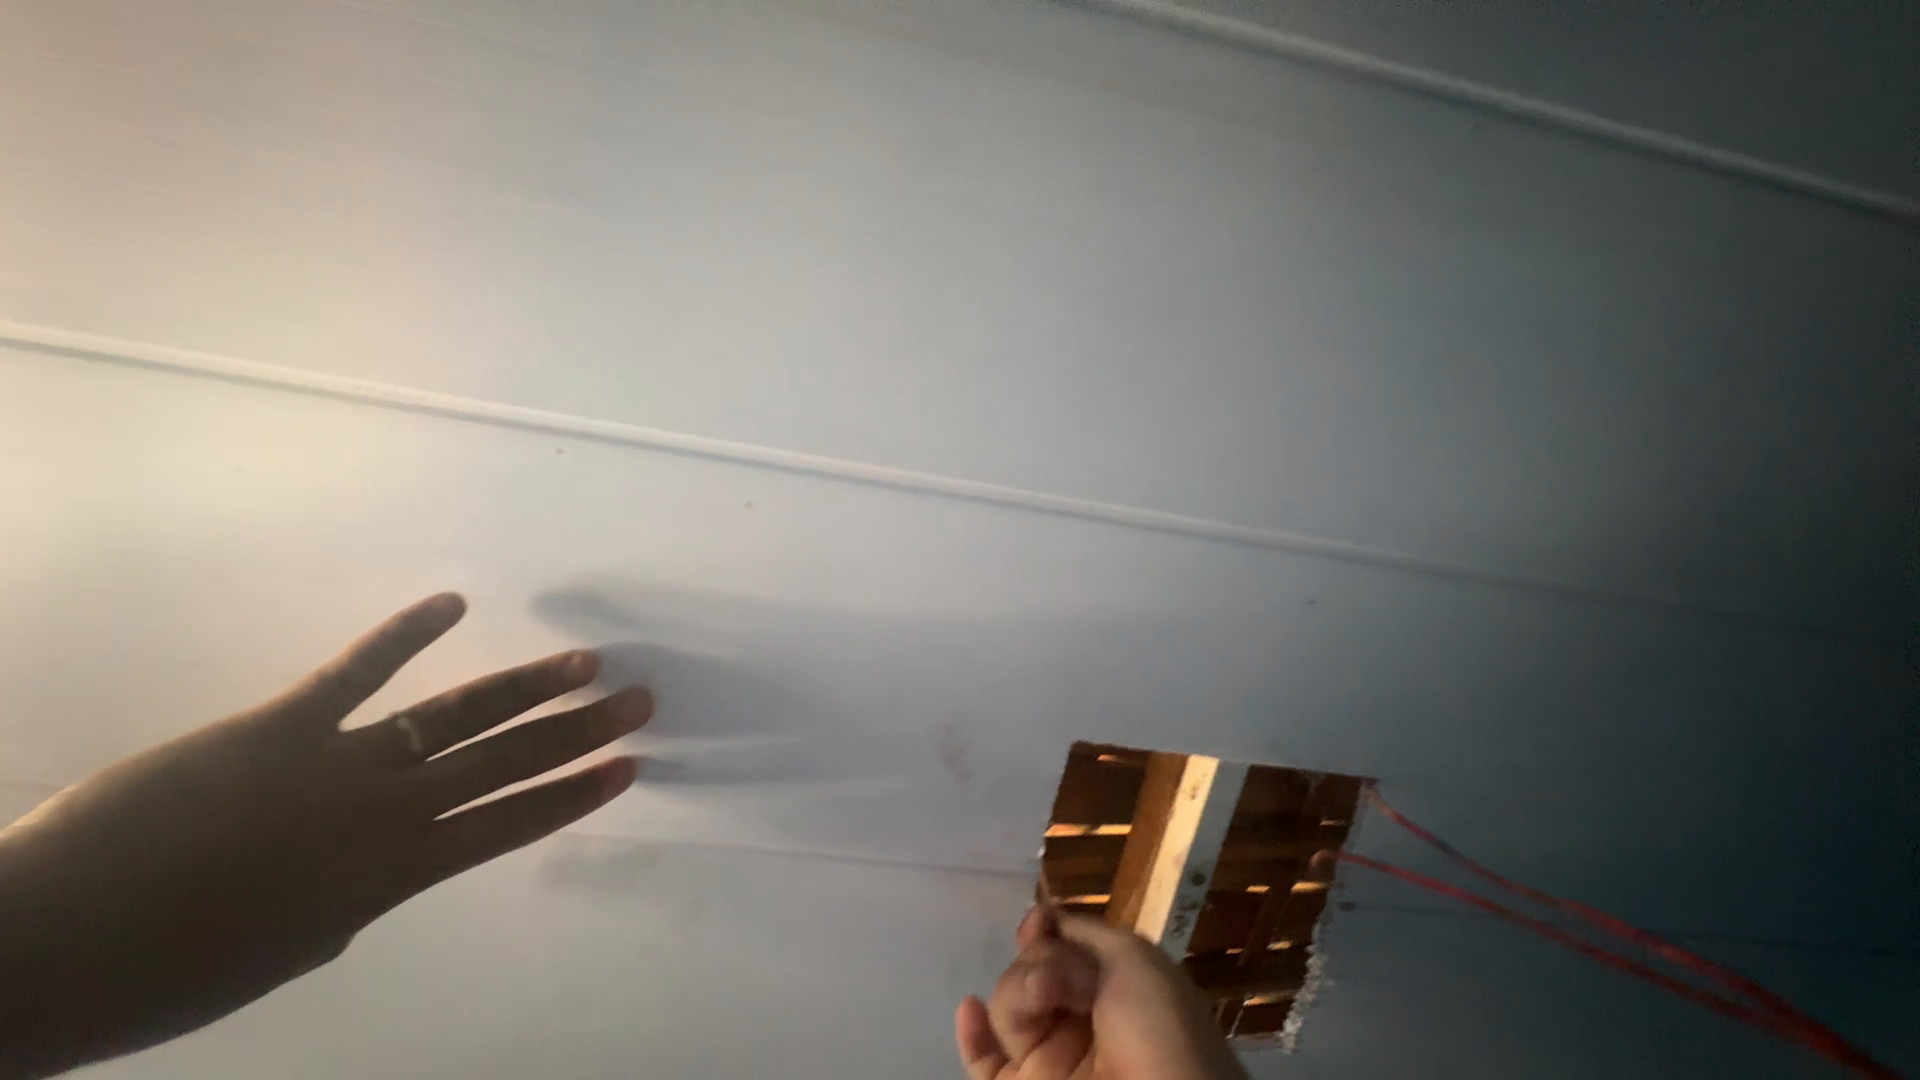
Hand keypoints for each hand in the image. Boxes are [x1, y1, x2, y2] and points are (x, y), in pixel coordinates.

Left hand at [0, 594, 651, 1079]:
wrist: (35, 946)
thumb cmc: (167, 972)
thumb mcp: (290, 950)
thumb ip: (351, 901)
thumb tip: (376, 864)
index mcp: (393, 873)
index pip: (513, 825)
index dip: (577, 794)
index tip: (630, 766)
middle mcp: (390, 809)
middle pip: (509, 761)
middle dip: (583, 731)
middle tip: (640, 700)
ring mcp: (341, 759)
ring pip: (459, 714)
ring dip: (529, 685)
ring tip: (584, 662)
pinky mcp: (283, 723)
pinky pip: (356, 671)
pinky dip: (405, 634)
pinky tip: (450, 604)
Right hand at [956, 907, 1248, 1079]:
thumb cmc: (1160, 1028)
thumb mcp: (1135, 958)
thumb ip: (1082, 932)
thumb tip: (1042, 918)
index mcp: (1107, 987)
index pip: (1058, 946)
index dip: (1044, 928)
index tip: (1039, 920)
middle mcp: (1074, 1017)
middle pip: (1029, 969)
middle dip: (1040, 962)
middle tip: (1066, 979)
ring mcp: (1047, 1056)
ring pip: (1008, 1003)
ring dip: (1019, 990)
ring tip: (1043, 998)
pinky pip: (983, 1059)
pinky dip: (971, 1033)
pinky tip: (969, 1011)